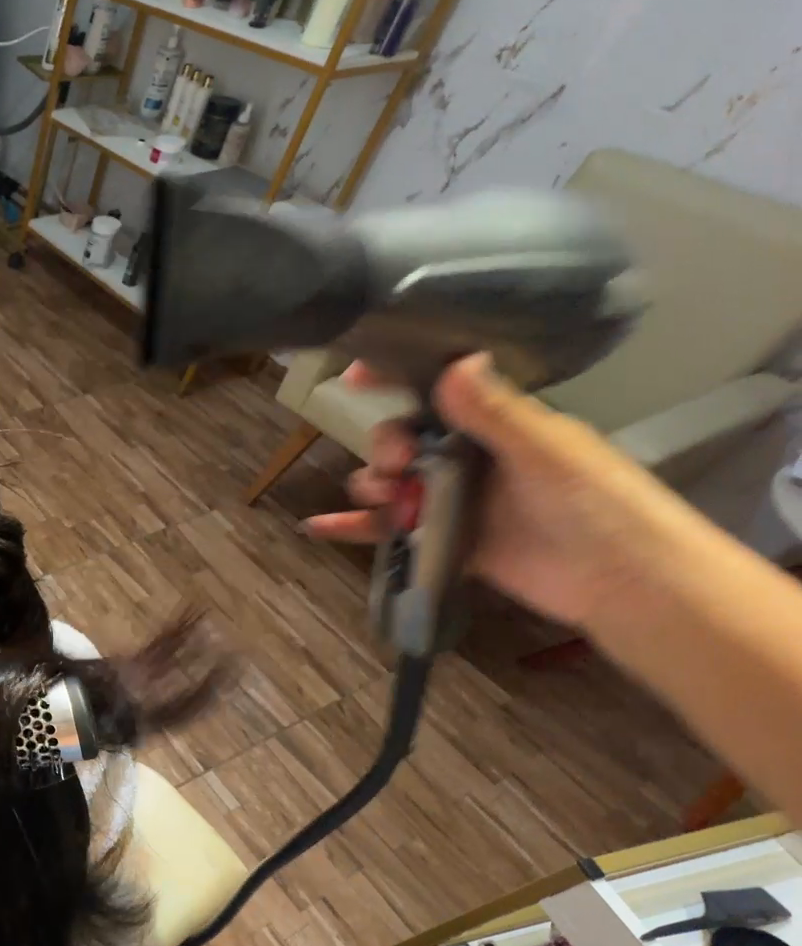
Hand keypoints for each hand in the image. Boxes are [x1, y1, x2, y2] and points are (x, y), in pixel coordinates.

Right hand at [303, 353, 693, 628]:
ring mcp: (456, 501)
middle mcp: (473, 458)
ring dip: (371, 485)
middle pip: (404, 439)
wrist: (626, 584)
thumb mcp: (547, 452)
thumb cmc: (599, 505)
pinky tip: (317, 526)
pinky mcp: (444, 540)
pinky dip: (353, 527)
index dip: (396, 378)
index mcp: (500, 427)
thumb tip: (456, 361)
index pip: (439, 390)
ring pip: (392, 482)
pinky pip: (388, 530)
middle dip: (385, 446)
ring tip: (383, 498)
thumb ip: (496, 412)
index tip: (355, 377)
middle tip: (395, 464)